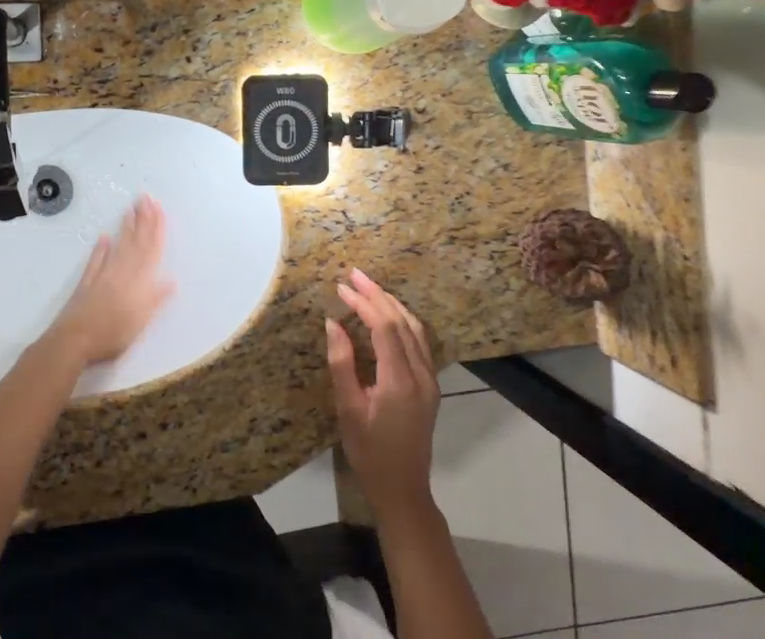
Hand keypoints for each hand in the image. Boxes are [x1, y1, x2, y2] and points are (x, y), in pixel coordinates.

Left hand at [46, 196, 172, 363]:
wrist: (73, 340)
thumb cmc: (111, 335)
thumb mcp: (139, 321)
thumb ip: (153, 299)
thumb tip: (170, 280)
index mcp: (136, 282)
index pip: (149, 250)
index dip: (155, 228)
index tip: (158, 207)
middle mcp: (120, 273)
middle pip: (134, 243)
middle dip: (142, 220)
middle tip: (144, 197)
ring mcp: (102, 276)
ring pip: (117, 248)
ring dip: (125, 229)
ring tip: (129, 211)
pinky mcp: (86, 284)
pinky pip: (95, 261)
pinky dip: (100, 249)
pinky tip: (103, 237)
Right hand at [326, 268, 439, 513]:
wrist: (403, 488)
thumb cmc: (369, 452)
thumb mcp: (348, 409)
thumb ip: (342, 364)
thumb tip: (334, 324)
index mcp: (400, 381)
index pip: (384, 327)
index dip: (363, 303)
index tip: (341, 287)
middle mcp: (421, 375)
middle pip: (402, 322)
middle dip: (378, 295)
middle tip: (354, 275)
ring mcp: (430, 381)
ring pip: (415, 330)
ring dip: (392, 305)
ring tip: (369, 288)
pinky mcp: (430, 387)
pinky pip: (420, 343)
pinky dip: (403, 322)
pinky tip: (389, 316)